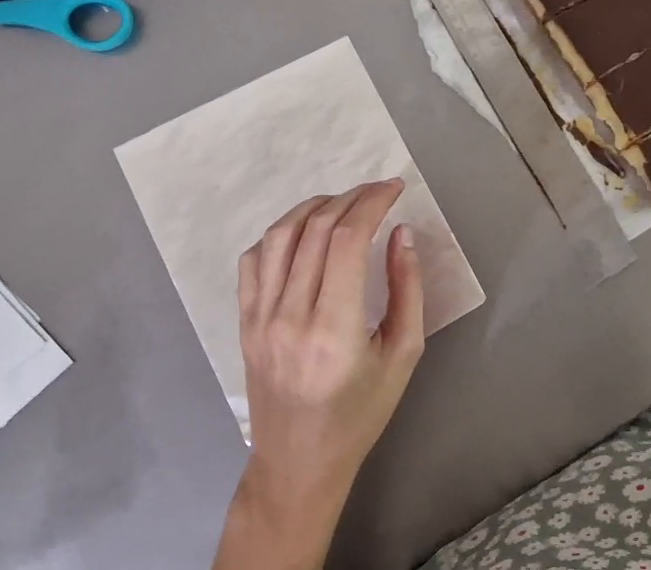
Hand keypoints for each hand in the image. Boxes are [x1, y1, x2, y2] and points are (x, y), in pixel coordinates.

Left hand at [234, 180, 424, 527]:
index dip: (372, 203)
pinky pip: (253, 261)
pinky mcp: (243, 323)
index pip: (347, 241)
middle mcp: (290, 317)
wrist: (299, 462)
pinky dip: (279, 233)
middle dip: (351, 198)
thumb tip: (402, 234)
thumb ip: (408, 289)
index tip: (395, 187)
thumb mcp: (404, 354)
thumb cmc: (361, 413)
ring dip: (314, 207)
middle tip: (378, 190)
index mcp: (334, 329)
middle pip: (315, 230)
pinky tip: (305, 231)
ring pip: (279, 237)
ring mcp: (259, 319)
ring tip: (343, 201)